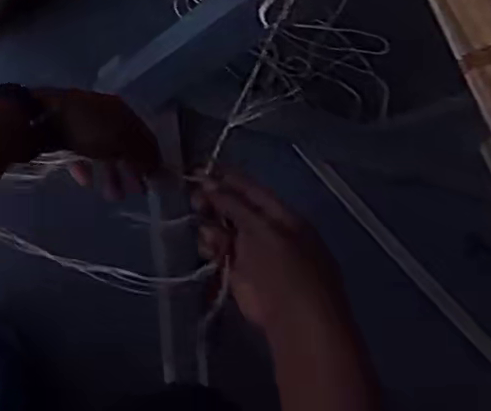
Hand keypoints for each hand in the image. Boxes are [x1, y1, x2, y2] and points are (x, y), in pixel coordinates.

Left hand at [33, 88, 161, 199]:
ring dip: (110, 174)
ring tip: (111, 197)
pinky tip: (85, 181)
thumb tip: (162, 170)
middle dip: (131, 170)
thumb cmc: (84, 127)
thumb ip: (142, 155)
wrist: (38, 118)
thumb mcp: (119, 139)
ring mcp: (80, 123)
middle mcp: (102, 113)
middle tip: (135, 193)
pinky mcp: (61, 133)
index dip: (152, 159)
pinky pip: (79, 153)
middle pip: (123, 144)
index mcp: (119, 109)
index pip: (144, 135)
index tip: (156, 183)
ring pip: (102, 151)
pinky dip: (85, 167)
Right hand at [193, 168, 350, 335]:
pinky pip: (217, 249)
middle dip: (212, 201)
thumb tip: (206, 181)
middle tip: (195, 201)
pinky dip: (211, 247)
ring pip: (220, 227)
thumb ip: (232, 202)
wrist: (294, 323)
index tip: (197, 168)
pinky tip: (213, 252)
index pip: (249, 188)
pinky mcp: (237, 272)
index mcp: (281, 217)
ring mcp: (251, 252)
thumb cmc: (286, 268)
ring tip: (212, 237)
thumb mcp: (261, 227)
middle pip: (231, 206)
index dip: (224, 177)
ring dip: (211, 226)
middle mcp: (265, 231)